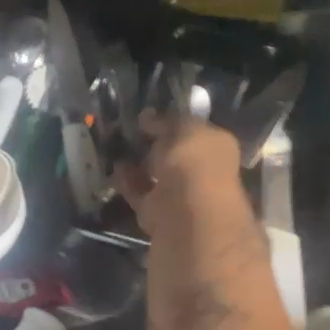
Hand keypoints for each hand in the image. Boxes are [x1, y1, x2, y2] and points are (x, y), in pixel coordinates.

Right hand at [114, 110, 243, 234]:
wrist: (186, 214)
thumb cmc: (194, 164)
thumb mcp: (184, 129)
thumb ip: (166, 121)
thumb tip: (147, 115)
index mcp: (214, 147)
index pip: (193, 130)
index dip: (170, 122)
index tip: (145, 116)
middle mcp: (200, 170)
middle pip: (174, 154)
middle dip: (153, 144)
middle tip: (128, 132)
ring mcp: (178, 194)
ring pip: (155, 174)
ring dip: (138, 164)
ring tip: (115, 149)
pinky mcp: (156, 213)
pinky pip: (140, 193)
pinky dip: (127, 182)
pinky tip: (114, 169)